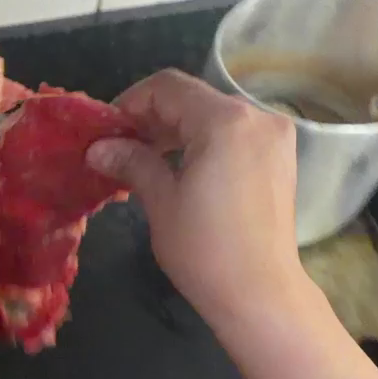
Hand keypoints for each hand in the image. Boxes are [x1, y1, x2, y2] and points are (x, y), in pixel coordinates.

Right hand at [86, 70, 308, 323]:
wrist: (258, 291)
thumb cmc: (203, 251)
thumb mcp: (161, 203)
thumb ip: (133, 164)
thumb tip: (98, 148)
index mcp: (225, 121)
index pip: (168, 87)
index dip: (130, 103)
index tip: (105, 133)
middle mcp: (256, 115)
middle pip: (193, 99)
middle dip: (152, 120)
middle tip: (119, 152)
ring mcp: (273, 135)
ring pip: (213, 117)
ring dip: (175, 133)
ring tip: (146, 166)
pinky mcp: (279, 157)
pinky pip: (232, 135)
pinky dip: (202, 145)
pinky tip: (181, 173)